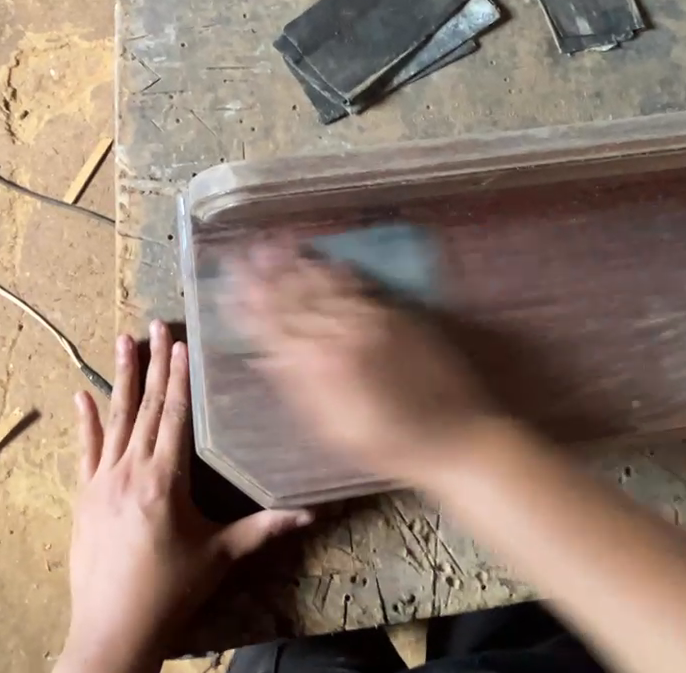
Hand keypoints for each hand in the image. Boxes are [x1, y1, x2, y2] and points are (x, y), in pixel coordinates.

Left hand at [58, 321, 311, 672]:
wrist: (112, 633)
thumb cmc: (171, 592)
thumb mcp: (220, 557)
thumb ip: (264, 528)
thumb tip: (311, 513)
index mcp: (165, 480)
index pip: (175, 415)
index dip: (180, 376)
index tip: (182, 342)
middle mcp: (131, 471)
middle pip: (146, 407)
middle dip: (153, 363)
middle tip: (155, 324)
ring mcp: (103, 482)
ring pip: (115, 420)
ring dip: (120, 378)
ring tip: (123, 341)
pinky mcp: (85, 498)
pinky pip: (85, 452)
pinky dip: (85, 423)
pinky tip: (81, 394)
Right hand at [226, 240, 502, 484]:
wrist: (455, 435)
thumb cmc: (387, 445)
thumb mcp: (331, 428)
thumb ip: (297, 388)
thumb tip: (265, 356)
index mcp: (316, 366)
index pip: (272, 325)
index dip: (248, 303)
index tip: (229, 284)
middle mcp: (339, 334)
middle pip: (293, 297)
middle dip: (265, 273)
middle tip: (244, 251)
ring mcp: (369, 318)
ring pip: (323, 284)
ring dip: (296, 261)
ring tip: (274, 240)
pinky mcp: (394, 312)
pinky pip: (357, 283)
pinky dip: (335, 268)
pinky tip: (322, 256)